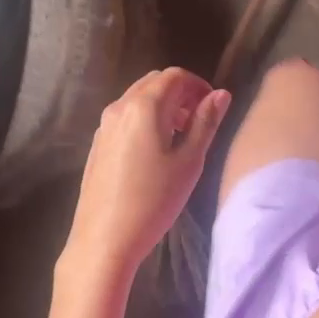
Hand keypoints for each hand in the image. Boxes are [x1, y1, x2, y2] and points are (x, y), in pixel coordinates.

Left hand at [63, 68, 229, 276]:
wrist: (103, 241)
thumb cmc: (153, 200)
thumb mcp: (189, 162)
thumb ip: (206, 122)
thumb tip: (221, 94)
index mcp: (144, 106)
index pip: (175, 76)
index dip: (198, 85)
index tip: (213, 107)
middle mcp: (120, 107)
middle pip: (154, 82)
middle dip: (181, 93)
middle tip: (199, 120)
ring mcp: (104, 125)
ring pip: (138, 98)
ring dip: (163, 105)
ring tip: (180, 136)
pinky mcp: (97, 144)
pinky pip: (125, 116)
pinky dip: (145, 119)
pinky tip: (154, 151)